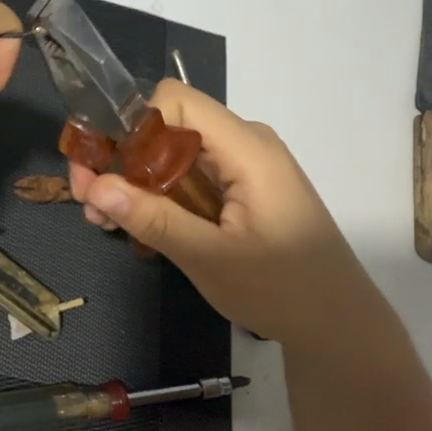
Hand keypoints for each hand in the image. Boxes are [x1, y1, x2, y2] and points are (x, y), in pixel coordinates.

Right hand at [72, 80, 384, 349]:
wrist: (343, 329)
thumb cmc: (285, 291)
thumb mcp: (210, 258)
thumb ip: (152, 218)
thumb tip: (94, 186)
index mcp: (247, 149)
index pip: (175, 101)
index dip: (133, 125)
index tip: (103, 167)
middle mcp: (245, 145)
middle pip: (168, 127)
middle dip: (121, 158)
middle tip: (87, 200)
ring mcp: (244, 168)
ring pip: (172, 154)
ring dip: (133, 182)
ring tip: (103, 220)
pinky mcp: (242, 190)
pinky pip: (189, 177)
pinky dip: (158, 196)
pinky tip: (134, 227)